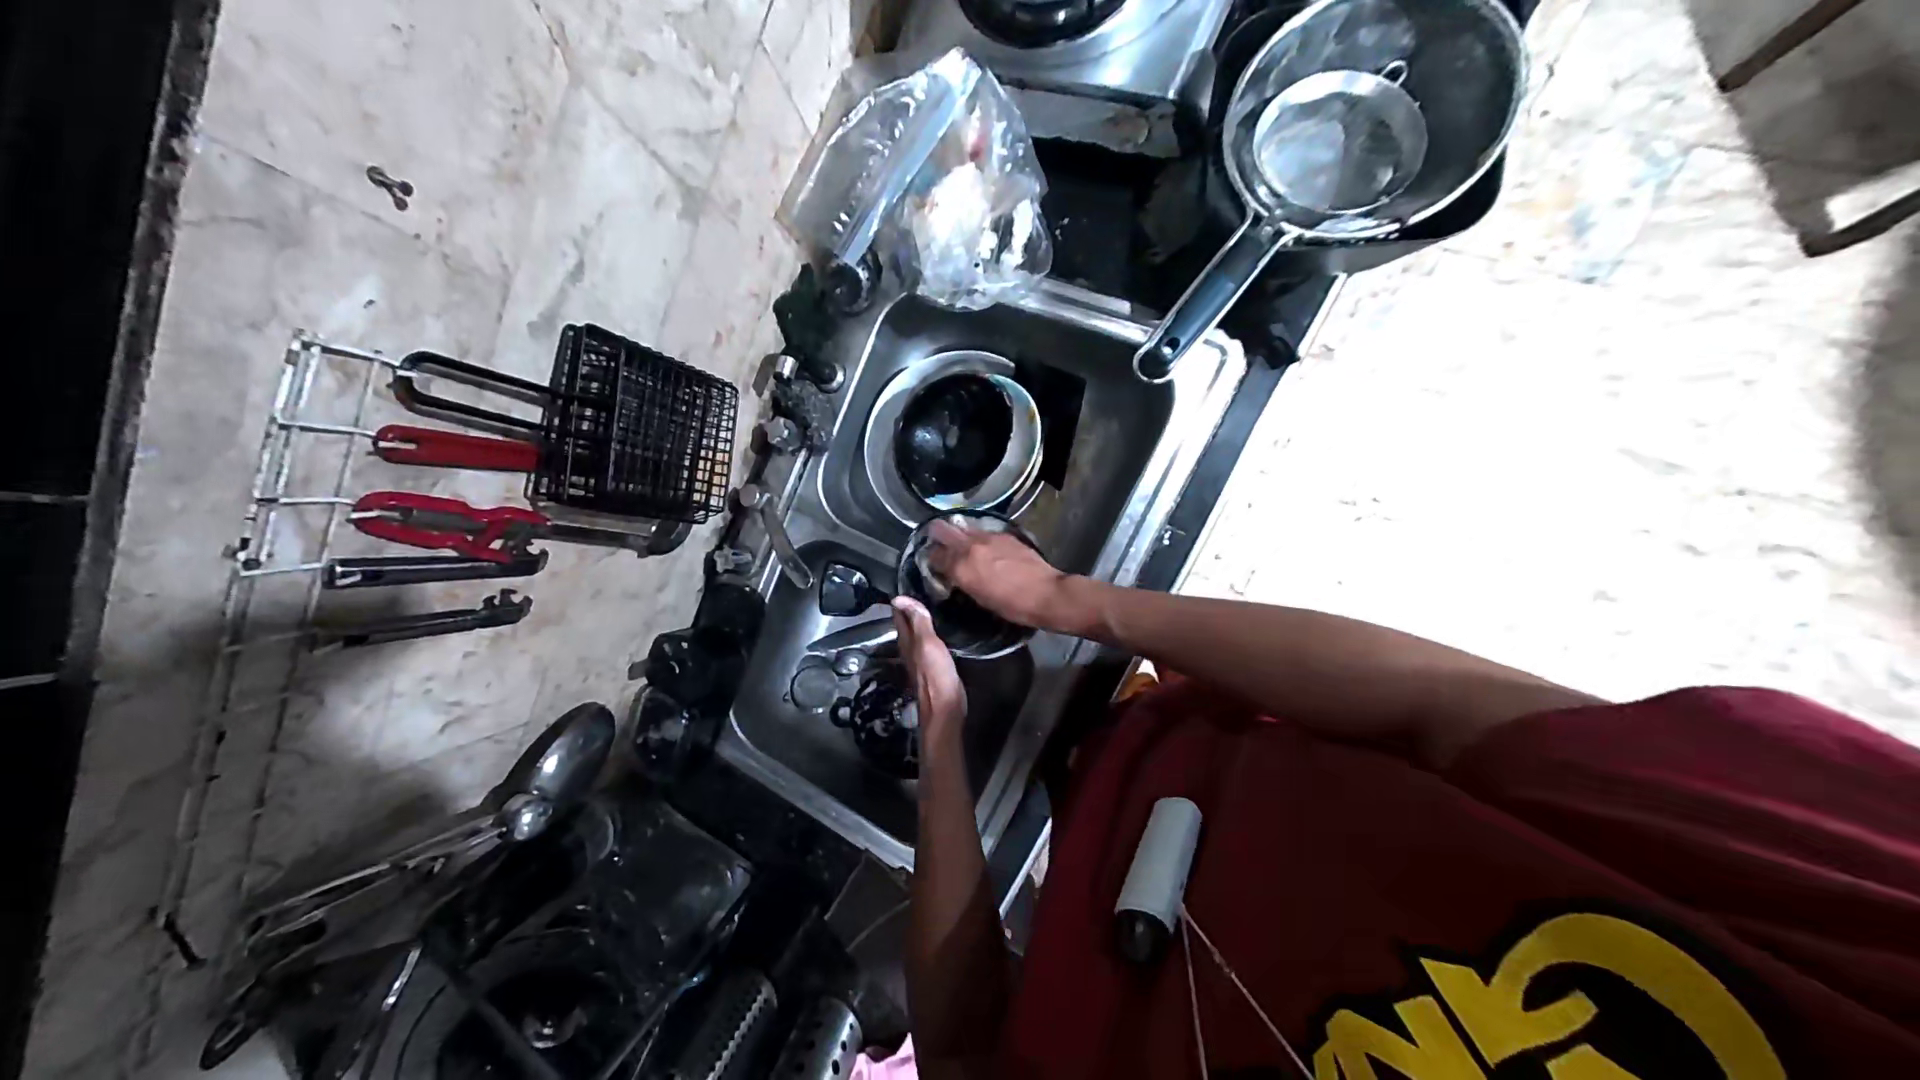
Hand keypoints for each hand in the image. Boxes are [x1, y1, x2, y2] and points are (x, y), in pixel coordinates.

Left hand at [892, 596, 966, 751]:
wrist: (945, 707)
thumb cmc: (935, 674)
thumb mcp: (927, 644)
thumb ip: (918, 622)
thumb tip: (899, 598)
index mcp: (906, 641)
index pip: (900, 616)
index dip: (901, 601)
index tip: (906, 584)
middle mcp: (909, 649)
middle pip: (907, 626)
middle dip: (910, 610)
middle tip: (920, 591)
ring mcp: (920, 660)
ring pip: (917, 635)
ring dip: (920, 622)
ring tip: (930, 607)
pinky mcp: (932, 668)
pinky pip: (928, 645)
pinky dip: (931, 635)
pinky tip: (939, 632)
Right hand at [923, 519, 1073, 630]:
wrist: (1045, 593)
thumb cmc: (1011, 605)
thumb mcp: (979, 598)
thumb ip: (962, 580)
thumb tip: (955, 574)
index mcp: (960, 567)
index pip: (934, 555)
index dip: (932, 560)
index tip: (936, 565)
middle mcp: (969, 547)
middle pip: (942, 530)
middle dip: (937, 536)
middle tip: (940, 545)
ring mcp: (987, 537)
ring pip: (963, 527)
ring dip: (959, 534)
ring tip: (963, 545)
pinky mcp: (1004, 534)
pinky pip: (983, 532)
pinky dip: (979, 538)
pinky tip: (986, 548)